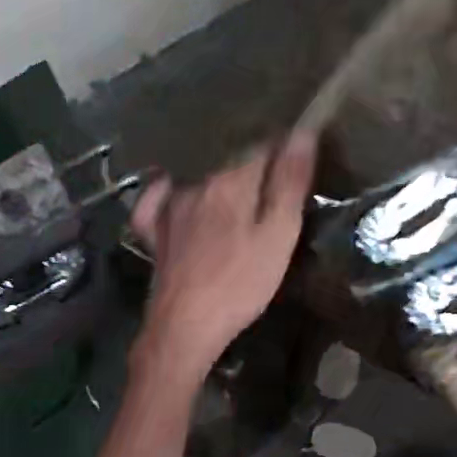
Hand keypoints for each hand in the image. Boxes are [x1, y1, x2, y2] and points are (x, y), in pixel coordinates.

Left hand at [130, 131, 316, 374]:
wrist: (184, 326)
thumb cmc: (238, 285)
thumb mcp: (278, 235)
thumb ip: (289, 182)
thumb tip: (302, 130)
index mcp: (230, 180)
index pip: (261, 143)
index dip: (282, 145)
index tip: (297, 153)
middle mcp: (195, 185)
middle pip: (227, 158)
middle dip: (250, 157)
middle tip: (271, 170)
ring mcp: (168, 209)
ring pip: (194, 175)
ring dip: (214, 171)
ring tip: (233, 181)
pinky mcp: (153, 234)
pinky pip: (155, 200)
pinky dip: (165, 190)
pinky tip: (174, 191)